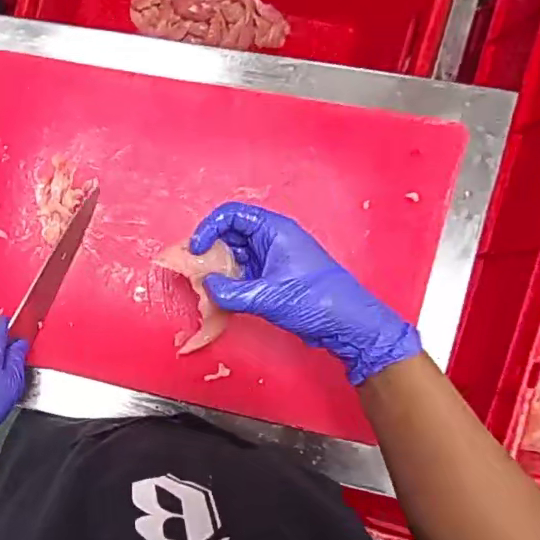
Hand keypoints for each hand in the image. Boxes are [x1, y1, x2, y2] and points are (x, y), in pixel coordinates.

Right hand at [190, 201, 421, 384]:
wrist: (346, 324)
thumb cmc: (316, 300)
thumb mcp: (268, 296)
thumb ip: (231, 292)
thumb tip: (207, 286)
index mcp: (275, 231)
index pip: (233, 215)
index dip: (209, 228)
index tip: (196, 250)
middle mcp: (271, 240)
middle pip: (230, 234)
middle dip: (209, 250)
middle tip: (193, 270)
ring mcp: (271, 260)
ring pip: (234, 255)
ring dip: (217, 269)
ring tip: (204, 286)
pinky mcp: (270, 279)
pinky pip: (241, 274)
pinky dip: (227, 283)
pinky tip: (219, 297)